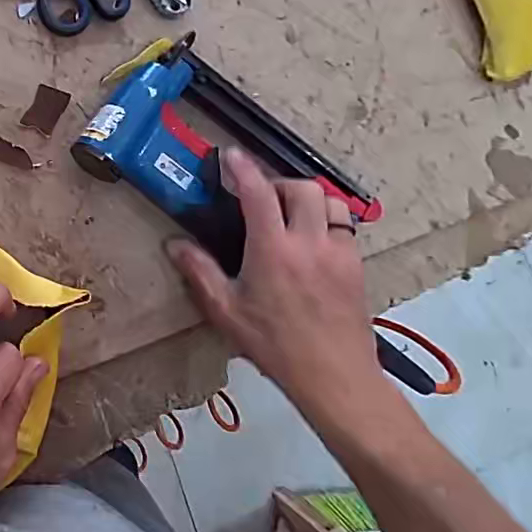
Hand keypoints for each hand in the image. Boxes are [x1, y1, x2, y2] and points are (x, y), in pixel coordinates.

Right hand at [165, 147, 382, 411]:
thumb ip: (201, 274)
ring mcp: (338, 251)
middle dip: (279, 183)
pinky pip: (345, 226)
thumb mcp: (228, 313)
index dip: (242, 168)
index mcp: (273, 250)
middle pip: (301, 187)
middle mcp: (309, 242)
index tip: (231, 155)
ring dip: (308, 198)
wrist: (335, 377)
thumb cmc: (276, 347)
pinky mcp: (356, 264)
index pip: (258, 192)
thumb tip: (175, 245)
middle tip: (262, 198)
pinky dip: (327, 220)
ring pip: (329, 200)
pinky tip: (313, 241)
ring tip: (291, 214)